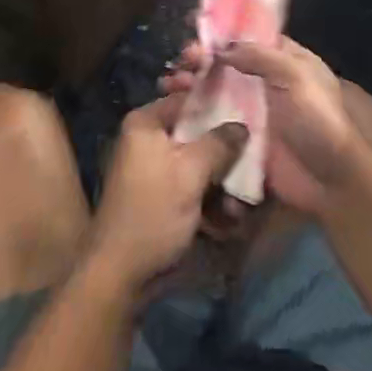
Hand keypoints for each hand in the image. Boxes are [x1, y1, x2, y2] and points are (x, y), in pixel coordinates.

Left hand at [85, 95, 246, 289]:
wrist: (120, 272)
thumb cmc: (152, 212)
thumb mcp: (190, 173)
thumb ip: (219, 144)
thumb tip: (242, 124)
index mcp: (146, 123)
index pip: (189, 98)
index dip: (220, 105)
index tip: (250, 115)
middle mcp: (148, 138)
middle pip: (197, 133)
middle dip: (224, 156)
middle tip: (249, 170)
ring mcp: (154, 167)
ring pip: (199, 163)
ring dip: (221, 184)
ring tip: (235, 209)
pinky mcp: (162, 194)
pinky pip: (192, 185)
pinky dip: (208, 200)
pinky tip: (224, 221)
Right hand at [162, 38, 370, 215]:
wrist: (331, 181)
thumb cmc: (319, 120)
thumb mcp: (296, 77)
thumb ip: (260, 56)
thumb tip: (223, 47)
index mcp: (283, 59)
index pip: (247, 36)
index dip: (222, 30)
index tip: (194, 25)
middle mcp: (263, 80)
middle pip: (224, 62)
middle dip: (199, 58)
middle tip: (182, 61)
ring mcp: (250, 110)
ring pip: (213, 89)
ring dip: (190, 83)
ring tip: (171, 84)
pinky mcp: (239, 137)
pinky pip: (211, 120)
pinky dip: (190, 112)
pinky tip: (172, 108)